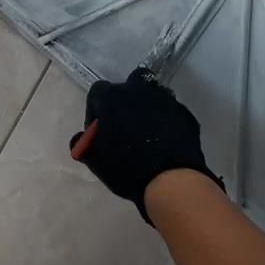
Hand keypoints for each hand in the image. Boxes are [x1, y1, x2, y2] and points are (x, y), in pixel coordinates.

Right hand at [69, 66, 220, 224]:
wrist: (170, 179)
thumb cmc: (126, 168)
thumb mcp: (96, 161)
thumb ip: (84, 146)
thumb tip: (79, 140)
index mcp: (110, 97)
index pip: (97, 92)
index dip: (96, 111)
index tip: (98, 131)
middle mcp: (136, 90)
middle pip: (129, 85)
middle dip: (125, 101)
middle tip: (126, 126)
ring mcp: (163, 99)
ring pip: (153, 95)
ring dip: (148, 108)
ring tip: (149, 134)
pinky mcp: (184, 114)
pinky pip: (172, 113)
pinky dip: (168, 122)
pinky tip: (167, 142)